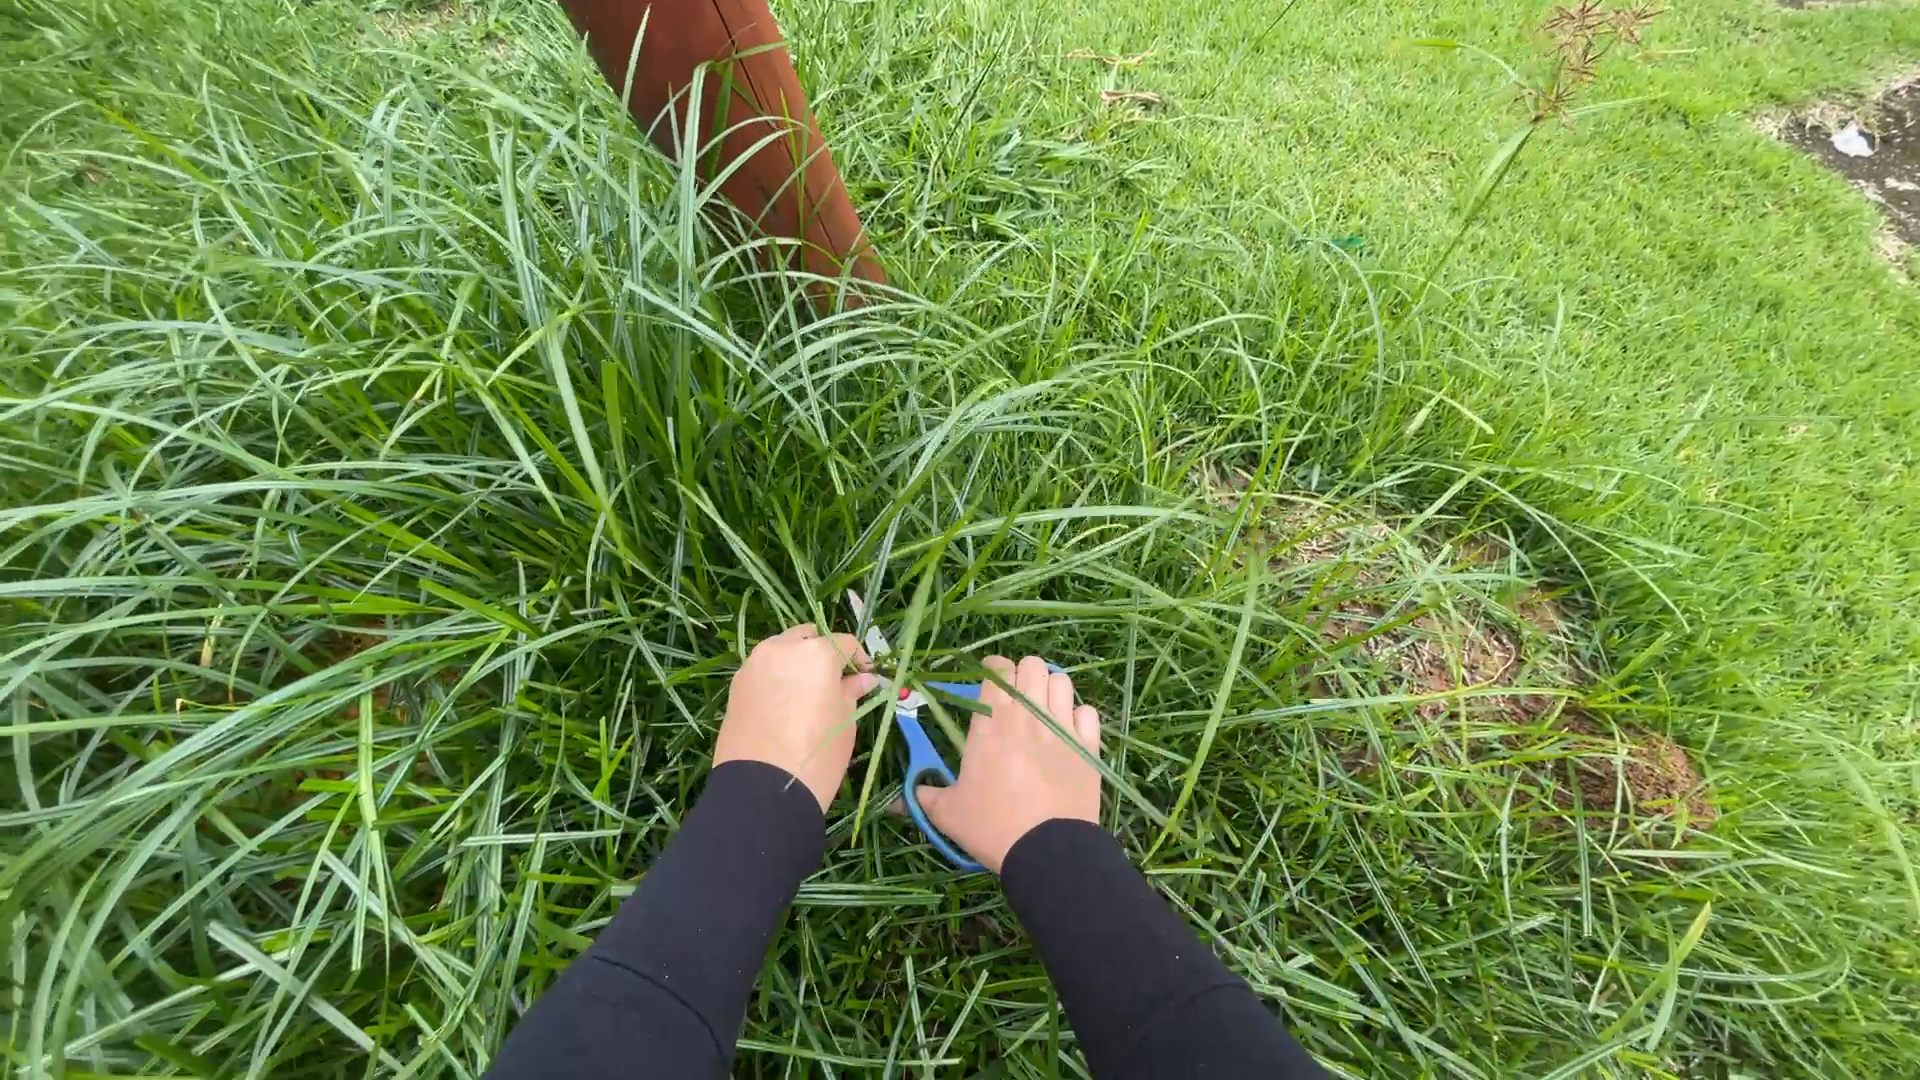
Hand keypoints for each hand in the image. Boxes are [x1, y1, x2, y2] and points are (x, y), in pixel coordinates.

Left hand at [716, 623, 875, 811]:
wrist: (762, 791)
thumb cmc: (817, 754)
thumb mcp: (845, 720)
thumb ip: (852, 691)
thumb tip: (864, 678)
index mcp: (816, 652)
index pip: (845, 643)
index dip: (859, 658)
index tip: (866, 676)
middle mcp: (782, 648)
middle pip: (808, 637)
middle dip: (824, 652)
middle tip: (837, 680)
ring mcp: (754, 665)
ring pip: (782, 650)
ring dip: (798, 661)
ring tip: (809, 691)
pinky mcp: (736, 685)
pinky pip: (763, 670)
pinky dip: (777, 676)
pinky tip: (786, 703)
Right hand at [916, 655, 1100, 871]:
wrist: (1048, 852)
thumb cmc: (993, 827)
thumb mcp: (950, 813)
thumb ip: (926, 796)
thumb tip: (905, 796)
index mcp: (991, 722)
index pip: (996, 669)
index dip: (993, 670)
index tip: (989, 685)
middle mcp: (1028, 715)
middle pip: (1032, 665)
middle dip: (1023, 675)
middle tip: (1016, 698)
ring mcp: (1062, 727)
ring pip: (1061, 680)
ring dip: (1050, 689)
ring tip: (1043, 709)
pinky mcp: (1089, 745)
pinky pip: (1087, 711)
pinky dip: (1078, 716)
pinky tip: (1069, 731)